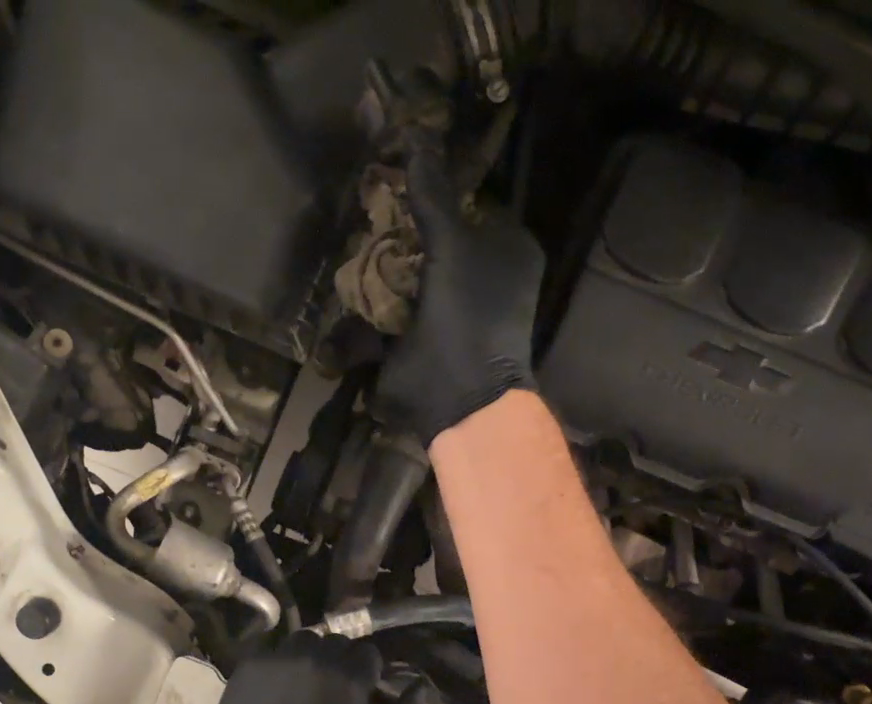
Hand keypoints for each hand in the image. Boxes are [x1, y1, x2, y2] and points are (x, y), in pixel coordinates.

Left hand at [208, 634, 422, 703]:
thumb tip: (419, 684)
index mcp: (350, 676)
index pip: (368, 653)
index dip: (367, 672)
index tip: (360, 692)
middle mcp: (316, 657)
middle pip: (336, 642)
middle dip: (339, 662)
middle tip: (332, 691)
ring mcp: (280, 658)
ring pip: (304, 640)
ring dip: (309, 657)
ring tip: (303, 684)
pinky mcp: (251, 664)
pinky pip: (272, 651)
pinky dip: (279, 665)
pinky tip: (276, 689)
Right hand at [375, 147, 545, 444]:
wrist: (458, 393)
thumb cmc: (469, 313)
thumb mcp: (454, 246)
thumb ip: (435, 197)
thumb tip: (416, 142)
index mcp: (511, 247)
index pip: (473, 200)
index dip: (439, 183)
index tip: (399, 165)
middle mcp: (490, 272)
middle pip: (444, 230)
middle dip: (410, 218)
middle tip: (372, 194)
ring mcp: (459, 302)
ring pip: (420, 260)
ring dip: (392, 249)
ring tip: (361, 223)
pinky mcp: (430, 328)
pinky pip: (405, 291)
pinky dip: (385, 281)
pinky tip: (359, 262)